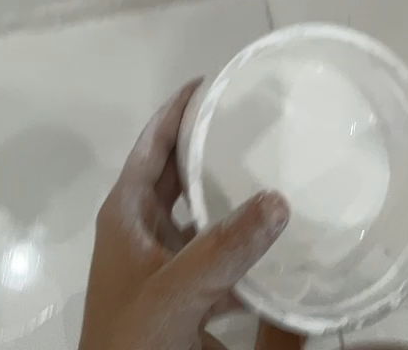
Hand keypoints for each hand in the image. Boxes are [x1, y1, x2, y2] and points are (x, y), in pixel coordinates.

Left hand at [79, 79, 291, 349]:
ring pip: (201, 216)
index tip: (211, 82)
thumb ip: (224, 248)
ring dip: (231, 198)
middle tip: (255, 124)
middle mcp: (143, 229)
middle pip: (178, 173)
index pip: (152, 144)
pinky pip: (217, 259)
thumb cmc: (132, 338)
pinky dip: (242, 249)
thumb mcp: (175, 289)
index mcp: (128, 212)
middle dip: (209, 147)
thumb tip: (279, 199)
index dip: (176, 111)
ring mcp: (162, 263)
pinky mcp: (182, 296)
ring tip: (274, 172)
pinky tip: (278, 245)